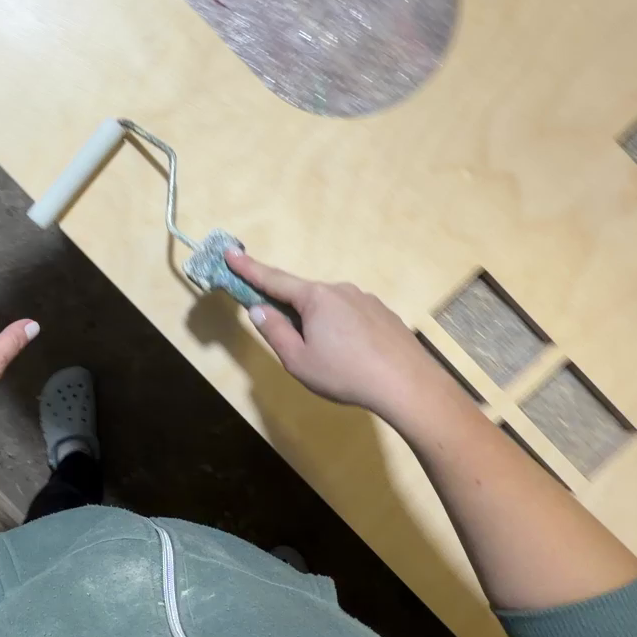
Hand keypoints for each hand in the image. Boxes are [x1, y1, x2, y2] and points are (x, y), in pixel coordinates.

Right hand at [226, 249, 449, 420]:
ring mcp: (365, 300)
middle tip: (289, 342)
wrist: (407, 384)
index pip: (273, 279)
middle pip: (303, 296)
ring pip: (328, 307)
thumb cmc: (344, 373)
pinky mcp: (383, 314)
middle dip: (289, 312)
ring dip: (317, 324)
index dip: (248, 268)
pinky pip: (350, 316)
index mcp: (315, 298)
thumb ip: (274, 331)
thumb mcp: (298, 359)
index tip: (229, 252)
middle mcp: (340, 290)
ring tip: (327, 358)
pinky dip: (340, 330)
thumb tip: (258, 309)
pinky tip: (350, 356)